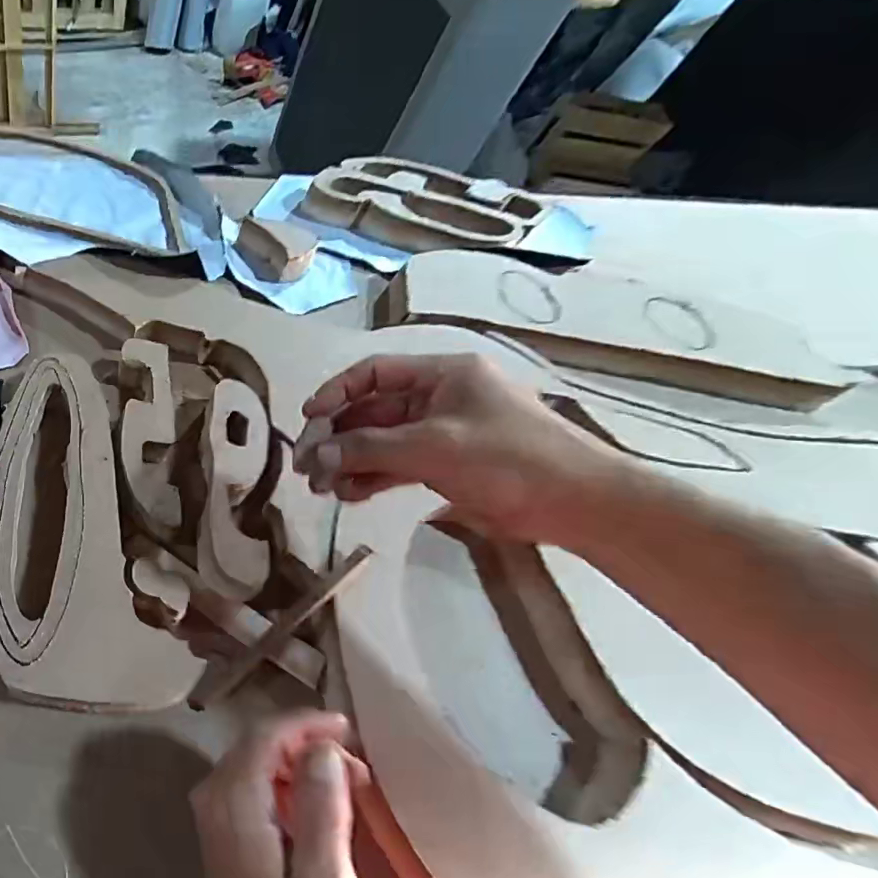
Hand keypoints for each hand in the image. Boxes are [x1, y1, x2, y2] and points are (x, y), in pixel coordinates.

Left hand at [190, 711, 368, 877]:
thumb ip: (324, 814)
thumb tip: (325, 751)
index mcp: (234, 802)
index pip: (264, 735)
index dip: (306, 723)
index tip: (349, 727)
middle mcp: (214, 795)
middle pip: (257, 742)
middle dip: (308, 741)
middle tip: (359, 765)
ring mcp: (213, 810)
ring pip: (255, 759)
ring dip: (300, 761)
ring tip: (350, 783)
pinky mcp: (221, 825)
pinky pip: (253, 782)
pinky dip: (287, 780)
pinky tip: (320, 803)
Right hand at [291, 353, 632, 544]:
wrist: (573, 504)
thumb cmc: (508, 459)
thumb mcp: (433, 447)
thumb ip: (369, 448)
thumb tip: (315, 454)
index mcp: (442, 375)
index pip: (373, 373)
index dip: (335, 393)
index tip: (307, 419)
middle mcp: (435, 399)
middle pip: (368, 411)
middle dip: (334, 437)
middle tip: (305, 465)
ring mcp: (436, 433)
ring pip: (375, 442)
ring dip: (345, 461)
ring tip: (320, 487)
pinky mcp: (438, 465)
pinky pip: (390, 466)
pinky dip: (366, 478)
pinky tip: (346, 494)